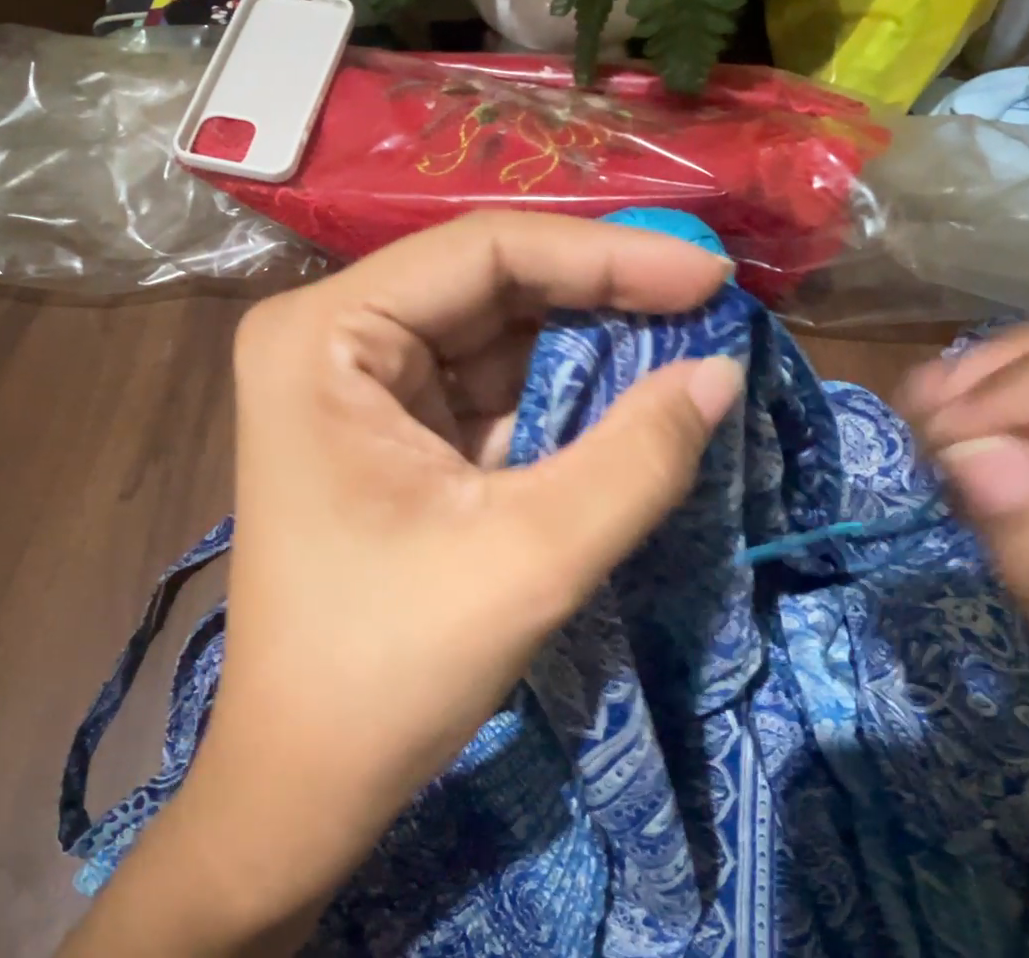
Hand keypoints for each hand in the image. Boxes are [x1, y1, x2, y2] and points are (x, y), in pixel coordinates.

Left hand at [60, 212, 742, 957]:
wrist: (305, 777)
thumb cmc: (390, 667)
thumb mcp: (531, 557)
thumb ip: (639, 456)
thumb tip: (723, 371)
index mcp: (323, 337)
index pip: (484, 251)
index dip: (608, 254)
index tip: (710, 279)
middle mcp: (327, 341)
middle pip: (489, 287)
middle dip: (601, 299)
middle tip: (709, 313)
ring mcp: (353, 389)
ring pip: (494, 339)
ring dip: (588, 350)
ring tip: (686, 352)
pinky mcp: (384, 437)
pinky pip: (485, 393)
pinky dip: (558, 399)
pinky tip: (627, 403)